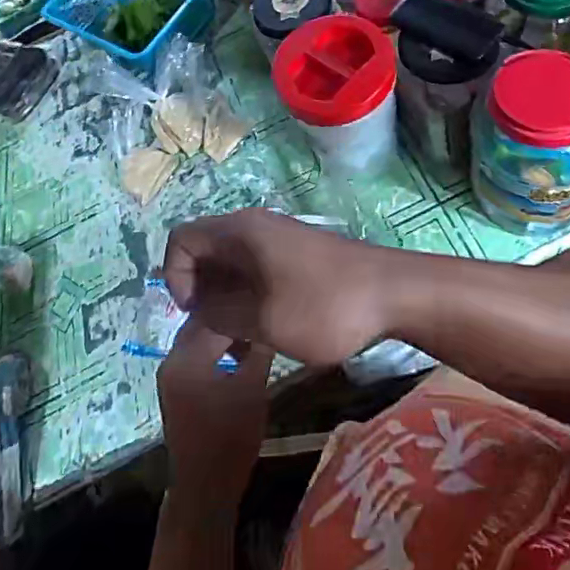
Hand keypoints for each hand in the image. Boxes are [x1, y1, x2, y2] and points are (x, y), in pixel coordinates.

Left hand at [157, 321, 274, 503]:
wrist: (204, 488)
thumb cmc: (231, 437)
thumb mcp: (252, 388)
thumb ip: (259, 349)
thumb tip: (269, 319)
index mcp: (187, 356)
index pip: (216, 314)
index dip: (243, 307)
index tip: (266, 303)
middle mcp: (171, 358)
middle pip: (202, 322)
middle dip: (232, 316)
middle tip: (260, 313)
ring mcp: (169, 373)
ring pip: (198, 337)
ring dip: (223, 332)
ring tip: (254, 334)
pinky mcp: (173, 386)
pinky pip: (194, 353)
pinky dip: (214, 348)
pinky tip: (238, 353)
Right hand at [163, 209, 393, 365]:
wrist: (394, 293)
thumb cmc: (325, 305)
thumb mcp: (262, 320)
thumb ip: (219, 314)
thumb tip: (199, 307)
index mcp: (241, 232)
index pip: (182, 239)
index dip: (176, 276)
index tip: (196, 313)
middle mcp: (255, 227)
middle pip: (206, 252)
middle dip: (201, 293)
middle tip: (216, 334)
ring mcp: (279, 240)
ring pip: (232, 266)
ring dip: (227, 301)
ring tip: (240, 343)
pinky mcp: (297, 256)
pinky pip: (257, 272)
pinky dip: (250, 298)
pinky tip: (265, 333)